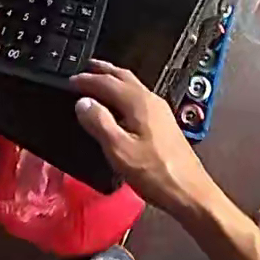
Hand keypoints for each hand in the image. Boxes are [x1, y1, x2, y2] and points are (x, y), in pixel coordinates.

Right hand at [72, 60, 217, 217]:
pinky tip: (118, 104)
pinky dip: (123, 92)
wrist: (189, 192)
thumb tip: (82, 101)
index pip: (107, 82)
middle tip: (85, 67)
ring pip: (132, 85)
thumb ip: (99, 123)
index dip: (87, 80)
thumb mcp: (119, 150)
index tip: (69, 80)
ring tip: (98, 80)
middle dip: (103, 70)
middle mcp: (150, 99)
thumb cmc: (153, 172)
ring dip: (114, 79)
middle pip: (123, 76)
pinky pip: (138, 96)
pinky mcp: (163, 122)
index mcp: (138, 102)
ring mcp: (160, 110)